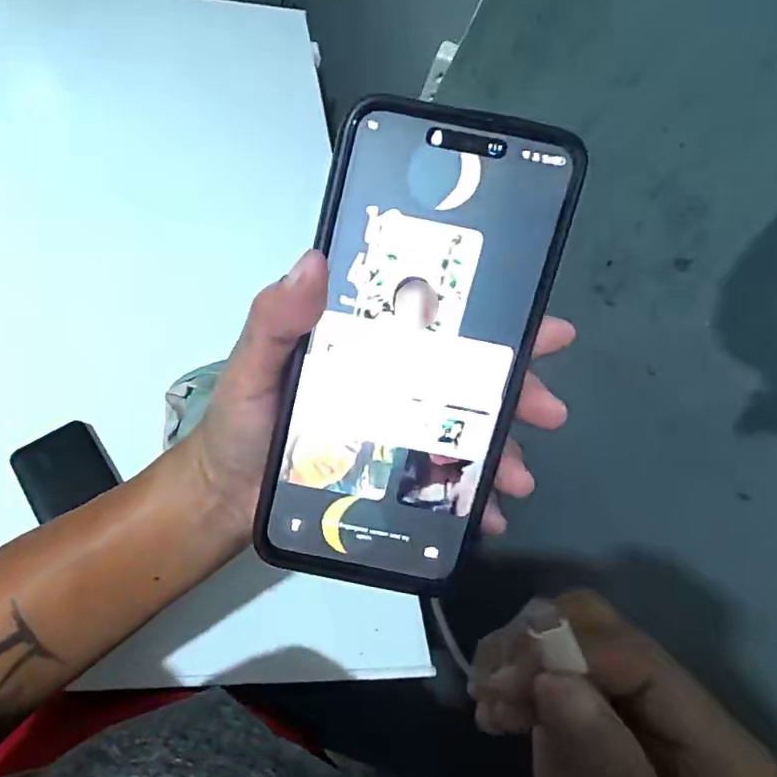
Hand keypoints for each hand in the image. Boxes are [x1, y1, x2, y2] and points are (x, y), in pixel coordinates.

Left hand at [188, 249, 576, 533]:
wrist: (227, 494)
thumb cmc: (239, 421)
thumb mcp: (253, 363)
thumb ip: (275, 318)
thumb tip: (313, 262)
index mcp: (361, 341)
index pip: (432, 318)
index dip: (490, 317)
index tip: (542, 327)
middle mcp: (385, 378)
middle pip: (462, 375)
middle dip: (514, 389)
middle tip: (549, 409)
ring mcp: (391, 427)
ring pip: (461, 429)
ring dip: (500, 449)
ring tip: (517, 479)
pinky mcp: (389, 474)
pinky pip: (440, 480)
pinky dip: (469, 496)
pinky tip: (486, 514)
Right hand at [470, 592, 776, 776]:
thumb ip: (610, 771)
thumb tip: (553, 677)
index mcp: (730, 759)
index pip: (643, 665)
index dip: (568, 653)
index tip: (501, 681)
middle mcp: (687, 723)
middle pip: (609, 636)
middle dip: (540, 645)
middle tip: (492, 688)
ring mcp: (638, 723)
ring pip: (573, 639)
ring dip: (518, 656)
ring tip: (487, 703)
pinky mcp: (596, 730)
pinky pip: (551, 674)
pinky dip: (514, 677)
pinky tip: (492, 712)